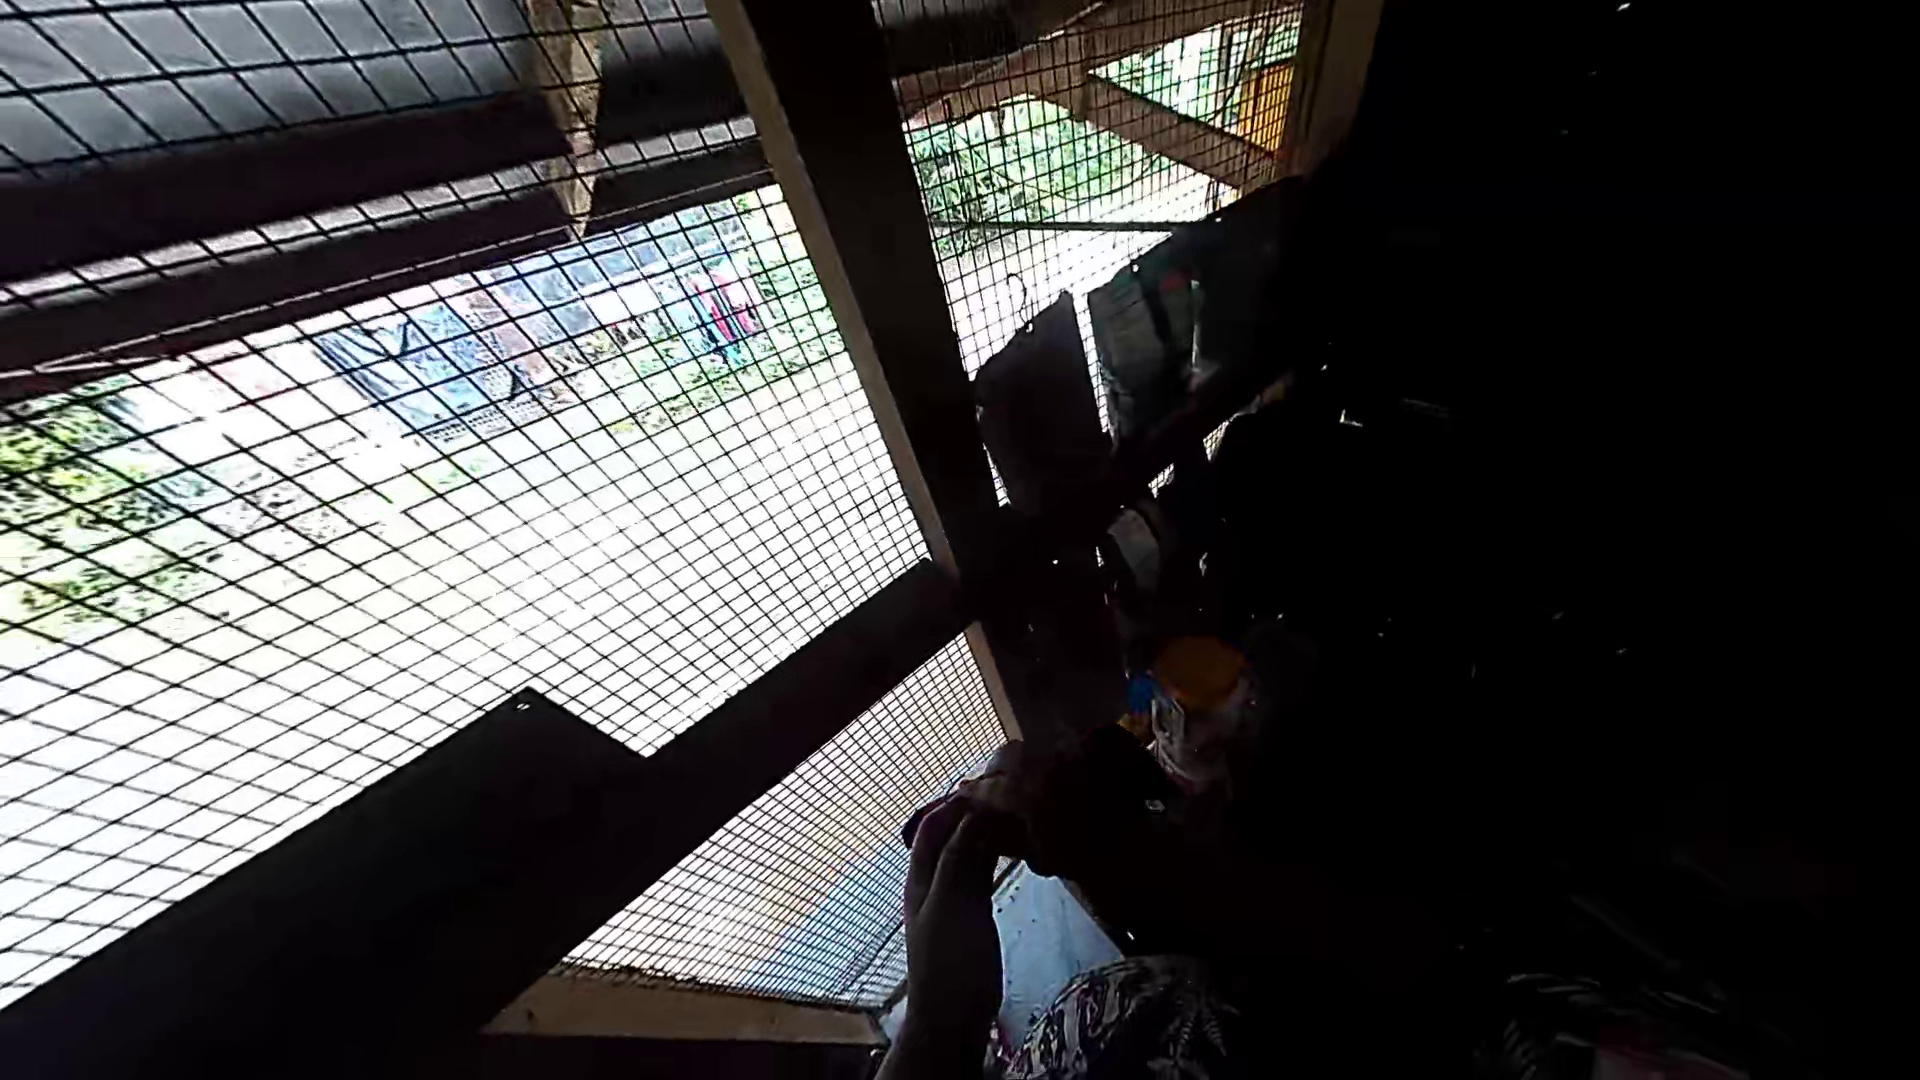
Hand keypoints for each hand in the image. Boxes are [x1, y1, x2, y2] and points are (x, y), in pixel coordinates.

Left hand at [881, 797, 1001, 1078]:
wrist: (954, 1016)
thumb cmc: (946, 958)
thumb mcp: (949, 903)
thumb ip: (957, 858)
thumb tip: (972, 814)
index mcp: (921, 874)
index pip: (932, 826)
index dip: (951, 804)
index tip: (980, 787)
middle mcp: (936, 877)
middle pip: (951, 834)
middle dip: (972, 813)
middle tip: (1003, 795)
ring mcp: (956, 892)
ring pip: (969, 849)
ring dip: (985, 830)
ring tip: (1012, 811)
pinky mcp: (976, 907)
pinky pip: (983, 868)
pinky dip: (995, 851)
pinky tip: (1014, 843)